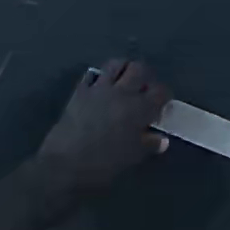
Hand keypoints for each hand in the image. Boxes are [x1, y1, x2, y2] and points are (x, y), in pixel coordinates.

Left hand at [33, 60, 170, 195]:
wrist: (65, 164)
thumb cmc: (103, 165)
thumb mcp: (132, 158)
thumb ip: (148, 145)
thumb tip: (161, 139)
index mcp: (138, 109)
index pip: (160, 91)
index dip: (164, 95)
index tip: (162, 103)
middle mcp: (121, 92)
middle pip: (139, 69)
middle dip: (145, 76)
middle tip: (144, 89)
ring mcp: (99, 88)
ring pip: (116, 64)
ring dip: (123, 69)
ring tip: (124, 81)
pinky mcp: (81, 90)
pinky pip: (93, 74)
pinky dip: (100, 77)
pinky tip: (101, 86)